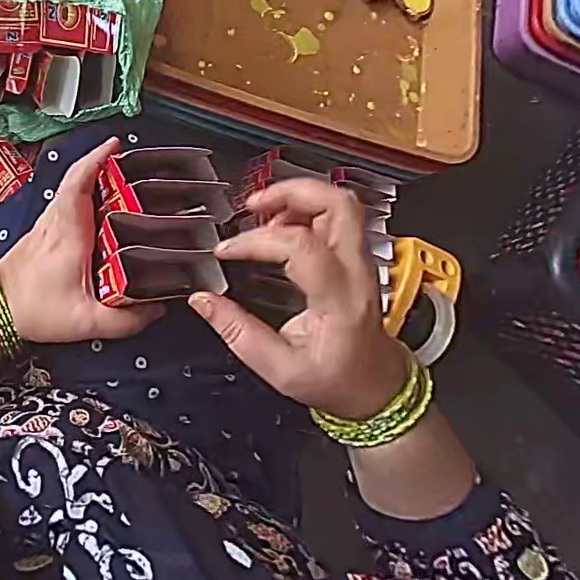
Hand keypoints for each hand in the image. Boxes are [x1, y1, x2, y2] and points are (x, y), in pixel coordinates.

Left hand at [0, 137, 165, 343]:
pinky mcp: (45, 230)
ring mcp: (49, 222)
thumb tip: (157, 310)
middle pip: (77, 178)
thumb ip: (125, 320)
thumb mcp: (85, 322)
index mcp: (68, 232)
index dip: (96, 160)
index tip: (114, 145)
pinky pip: (68, 200)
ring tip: (124, 176)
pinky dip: (85, 191)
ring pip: (71, 187)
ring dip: (94, 175)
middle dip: (103, 162)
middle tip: (131, 158)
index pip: (79, 184)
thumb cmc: (32, 310)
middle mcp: (57, 220)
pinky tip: (102, 203)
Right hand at [191, 179, 408, 419]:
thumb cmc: (337, 380)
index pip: (301, 246)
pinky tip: (277, 226)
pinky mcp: (355, 256)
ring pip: (339, 202)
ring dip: (296, 196)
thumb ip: (237, 332)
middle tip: (253, 205)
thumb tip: (203, 301)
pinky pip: (334, 215)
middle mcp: (356, 271)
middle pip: (337, 204)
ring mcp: (360, 259)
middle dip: (289, 192)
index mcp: (339, 300)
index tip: (227, 250)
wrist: (376, 387)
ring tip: (261, 212)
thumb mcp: (280, 370)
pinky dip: (302, 208)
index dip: (257, 241)